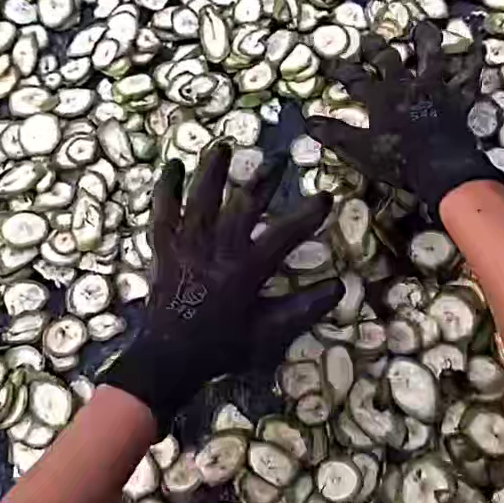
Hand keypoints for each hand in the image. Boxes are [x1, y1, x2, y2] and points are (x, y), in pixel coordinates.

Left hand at [104, 143, 342, 428]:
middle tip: (277, 160)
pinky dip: (167, 188)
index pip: (284, 234)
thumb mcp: (269, 334)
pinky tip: (173, 167)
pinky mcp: (164, 246)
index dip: (307, 215)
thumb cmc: (221, 345)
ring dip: (214, 172)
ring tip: (223, 147)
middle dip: (263, 180)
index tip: (325, 198)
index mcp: (246, 270)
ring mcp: (188, 244)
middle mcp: (218, 249)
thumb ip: (303, 309)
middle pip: (244, 205)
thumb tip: (339, 286)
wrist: (170, 355)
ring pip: (202, 199)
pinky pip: (164, 211)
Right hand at [304, 23, 503, 211]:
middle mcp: (408, 86)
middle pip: (390, 60)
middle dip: (377, 49)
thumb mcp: (359, 150)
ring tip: (422, 26)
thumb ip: (334, 134)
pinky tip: (479, 46)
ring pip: (432, 56)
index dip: (342, 72)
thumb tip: (309, 121)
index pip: (356, 79)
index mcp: (381, 98)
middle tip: (370, 39)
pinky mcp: (459, 99)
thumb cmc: (398, 160)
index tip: (332, 67)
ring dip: (426, 40)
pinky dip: (475, 60)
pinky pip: (470, 75)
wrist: (442, 168)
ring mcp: (436, 89)